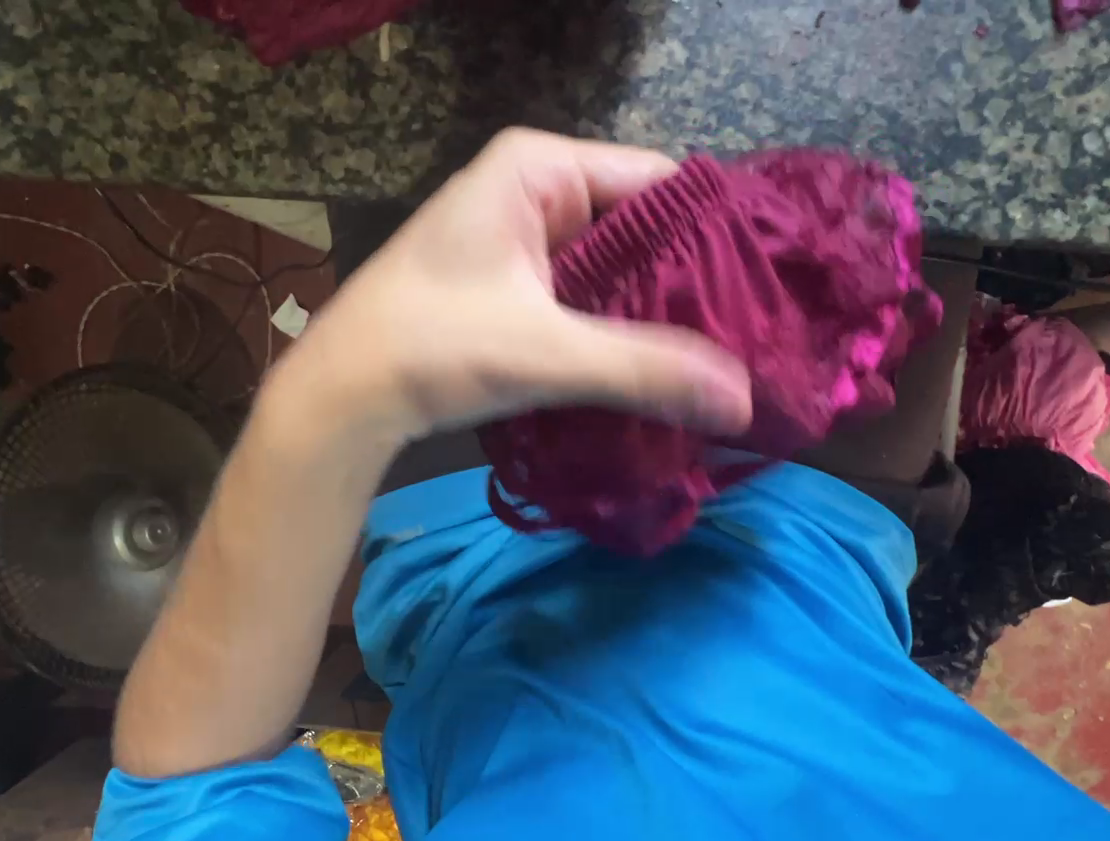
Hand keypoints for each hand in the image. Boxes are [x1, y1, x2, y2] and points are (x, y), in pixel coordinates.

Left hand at [275, 129, 752, 447]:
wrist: (343, 396)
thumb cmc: (431, 347)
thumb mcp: (546, 351)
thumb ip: (645, 369)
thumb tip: (743, 402)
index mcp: (541, 169)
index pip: (660, 184)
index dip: (715, 235)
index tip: (766, 289)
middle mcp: (534, 192)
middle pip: (639, 230)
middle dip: (689, 284)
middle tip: (750, 338)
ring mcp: (521, 242)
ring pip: (613, 271)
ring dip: (654, 315)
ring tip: (719, 360)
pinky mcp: (513, 290)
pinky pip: (585, 301)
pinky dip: (616, 333)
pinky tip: (655, 371)